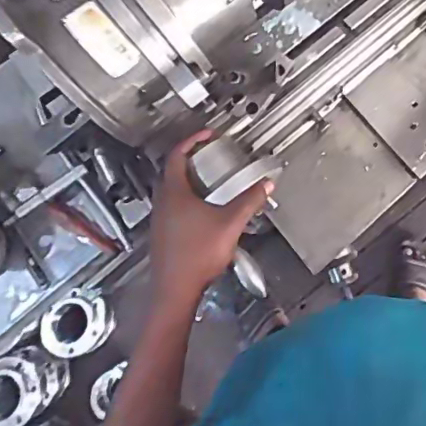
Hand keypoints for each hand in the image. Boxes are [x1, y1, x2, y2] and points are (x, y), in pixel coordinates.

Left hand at [149, 131, 271, 302]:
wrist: (176, 291)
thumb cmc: (196, 255)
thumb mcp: (230, 223)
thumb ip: (249, 201)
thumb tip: (264, 185)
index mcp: (174, 193)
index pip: (178, 155)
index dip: (192, 140)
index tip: (206, 135)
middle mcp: (163, 203)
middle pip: (173, 171)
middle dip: (192, 159)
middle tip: (209, 155)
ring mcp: (160, 219)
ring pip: (172, 190)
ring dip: (189, 180)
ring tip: (210, 180)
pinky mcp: (163, 234)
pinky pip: (173, 206)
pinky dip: (187, 199)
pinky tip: (204, 210)